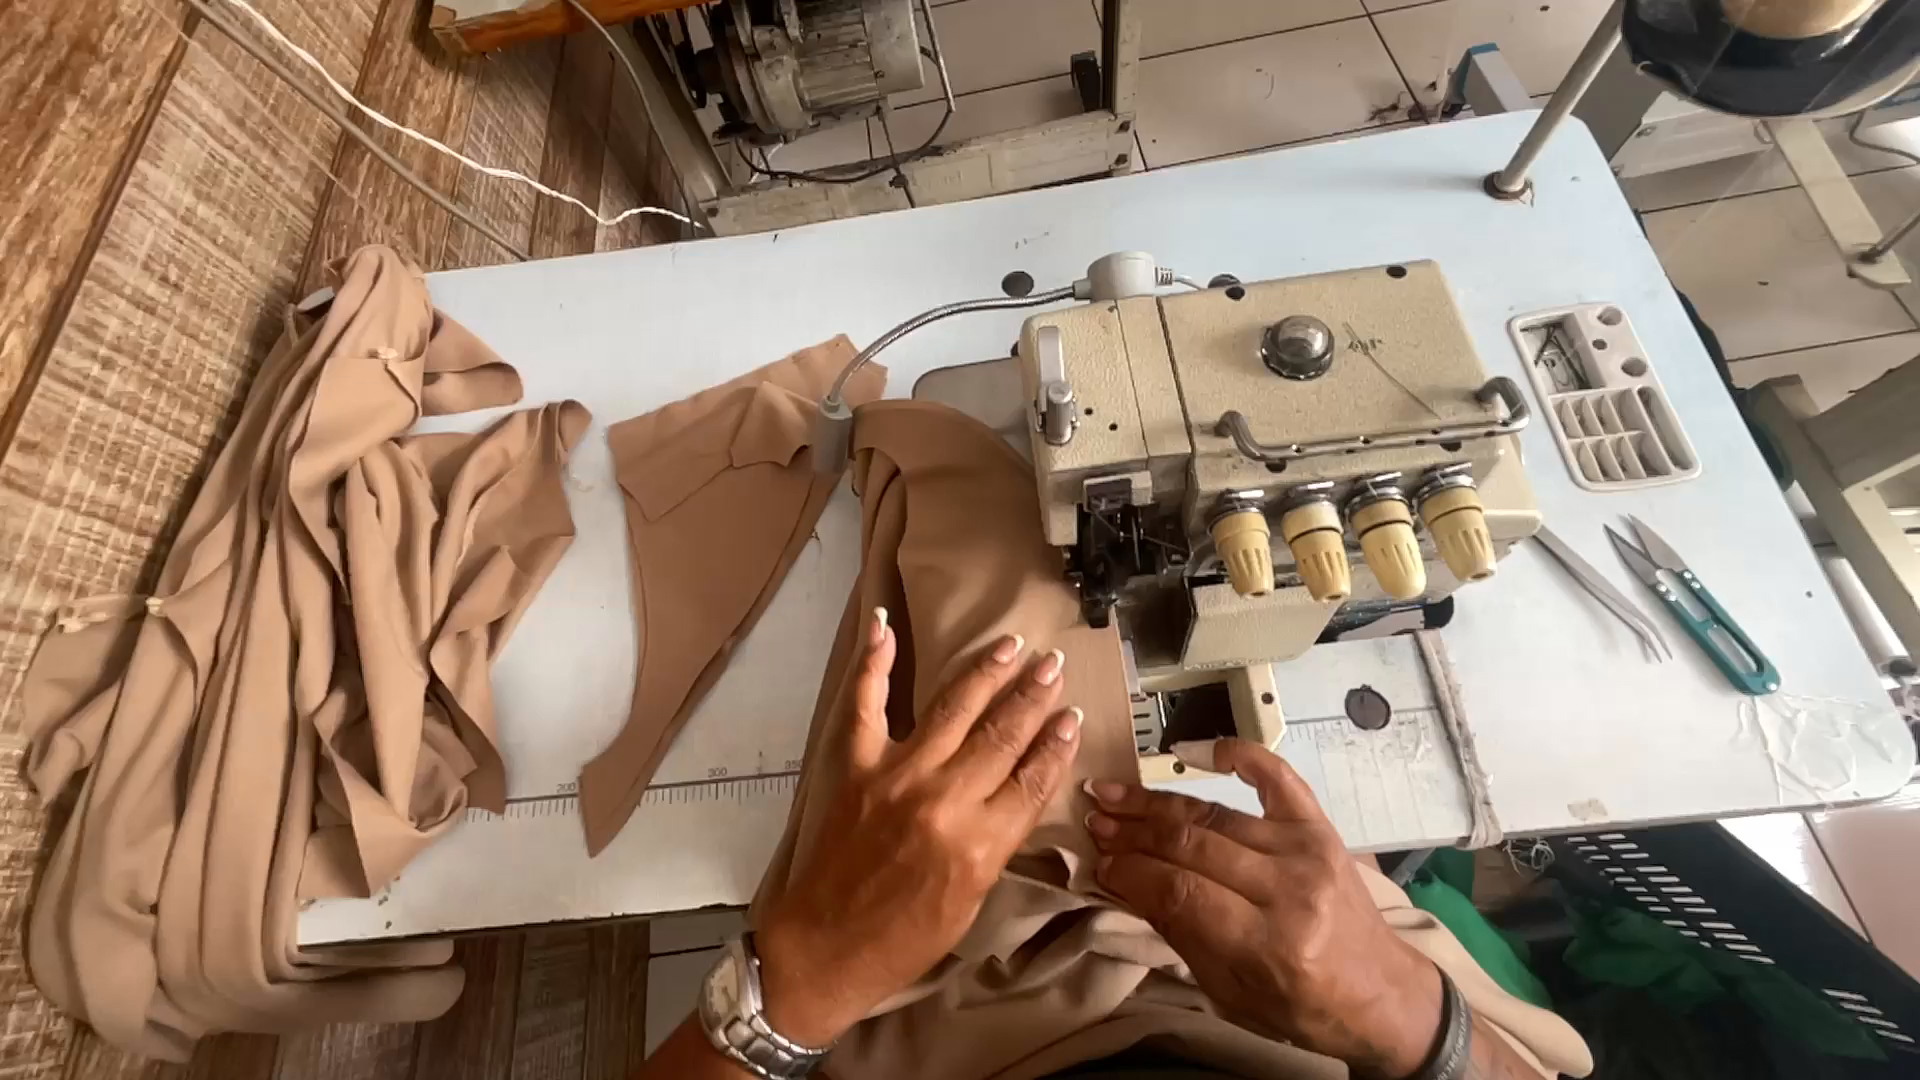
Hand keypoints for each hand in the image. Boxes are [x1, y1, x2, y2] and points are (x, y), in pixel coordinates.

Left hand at [754, 611, 1084, 1046]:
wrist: (822, 949)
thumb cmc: (905, 938)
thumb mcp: (972, 899)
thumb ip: (998, 838)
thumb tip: (1022, 784)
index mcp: (978, 845)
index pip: (1032, 780)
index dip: (1057, 743)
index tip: (1073, 714)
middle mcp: (943, 800)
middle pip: (1002, 734)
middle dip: (1033, 695)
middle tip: (1053, 662)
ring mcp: (896, 774)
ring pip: (953, 708)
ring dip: (986, 671)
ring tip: (1011, 645)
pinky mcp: (854, 765)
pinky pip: (865, 703)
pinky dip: (873, 662)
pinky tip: (885, 626)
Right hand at [1087, 738, 1443, 1078]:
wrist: (1384, 994)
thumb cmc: (1302, 1005)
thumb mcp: (1231, 990)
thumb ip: (1177, 930)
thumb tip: (1121, 877)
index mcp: (1271, 945)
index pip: (1181, 892)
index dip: (1131, 873)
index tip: (1099, 862)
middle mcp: (1290, 890)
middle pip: (1192, 845)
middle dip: (1133, 832)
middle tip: (1095, 822)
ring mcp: (1306, 850)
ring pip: (1214, 813)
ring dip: (1155, 802)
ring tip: (1114, 794)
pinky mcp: (1318, 826)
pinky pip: (1275, 775)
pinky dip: (1234, 754)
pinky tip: (1190, 750)